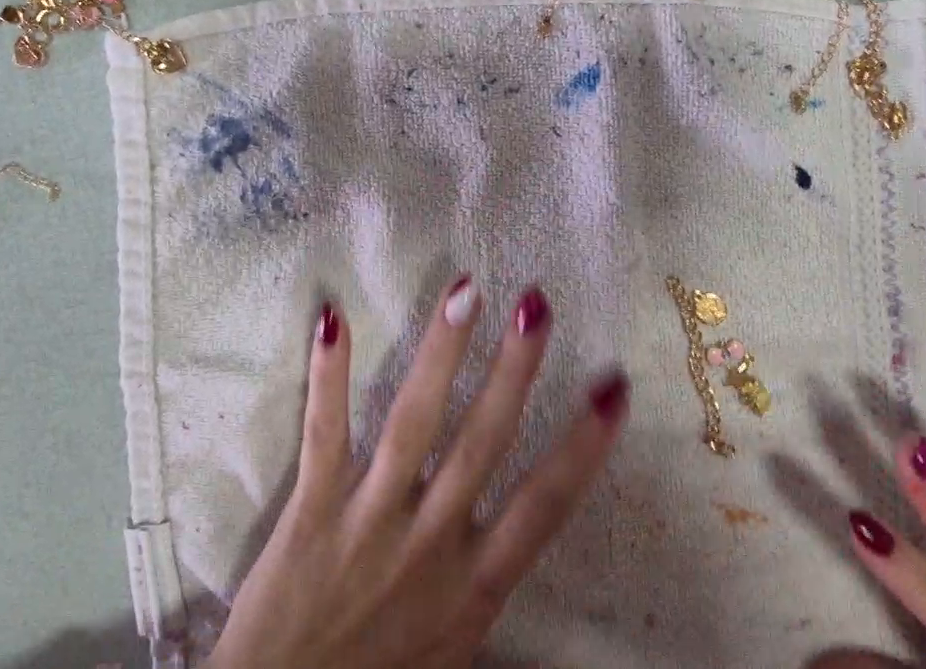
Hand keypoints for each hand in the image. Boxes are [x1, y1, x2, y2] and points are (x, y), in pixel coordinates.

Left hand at [207, 281, 629, 668]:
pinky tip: (333, 318)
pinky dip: (327, 376)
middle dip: (514, 372)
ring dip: (442, 355)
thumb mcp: (454, 654)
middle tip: (537, 306)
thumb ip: (486, 596)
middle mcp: (430, 542)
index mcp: (473, 584)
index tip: (613, 387)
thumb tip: (519, 543)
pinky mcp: (311, 510)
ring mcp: (369, 519)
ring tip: (466, 293)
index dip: (583, 445)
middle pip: (483, 442)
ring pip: (414, 423)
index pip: (544, 505)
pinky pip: (323, 433)